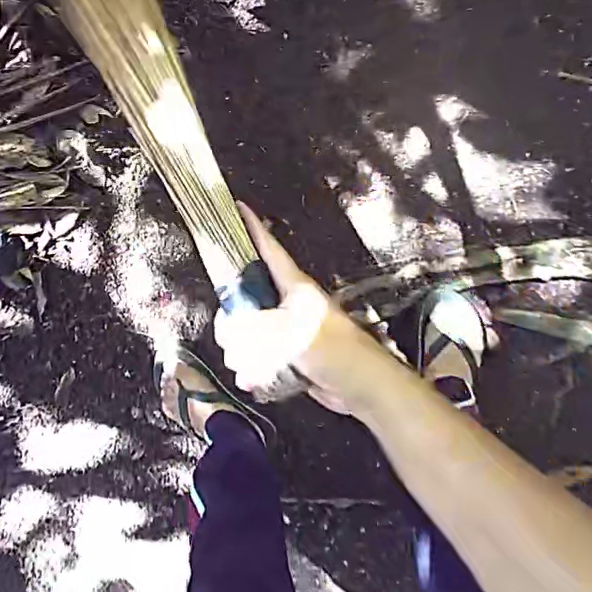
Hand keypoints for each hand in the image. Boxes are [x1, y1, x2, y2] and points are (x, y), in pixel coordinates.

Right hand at [214, 203, 388, 413]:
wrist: (363, 387)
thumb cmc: (334, 349)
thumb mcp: (291, 332)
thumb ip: (256, 326)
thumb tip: (229, 327)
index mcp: (293, 285)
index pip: (268, 248)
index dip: (252, 227)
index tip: (236, 205)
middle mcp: (287, 302)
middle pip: (246, 295)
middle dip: (232, 318)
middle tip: (228, 338)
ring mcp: (287, 328)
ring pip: (248, 329)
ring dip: (241, 352)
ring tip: (246, 370)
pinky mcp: (288, 354)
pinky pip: (258, 356)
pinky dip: (252, 370)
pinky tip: (253, 382)